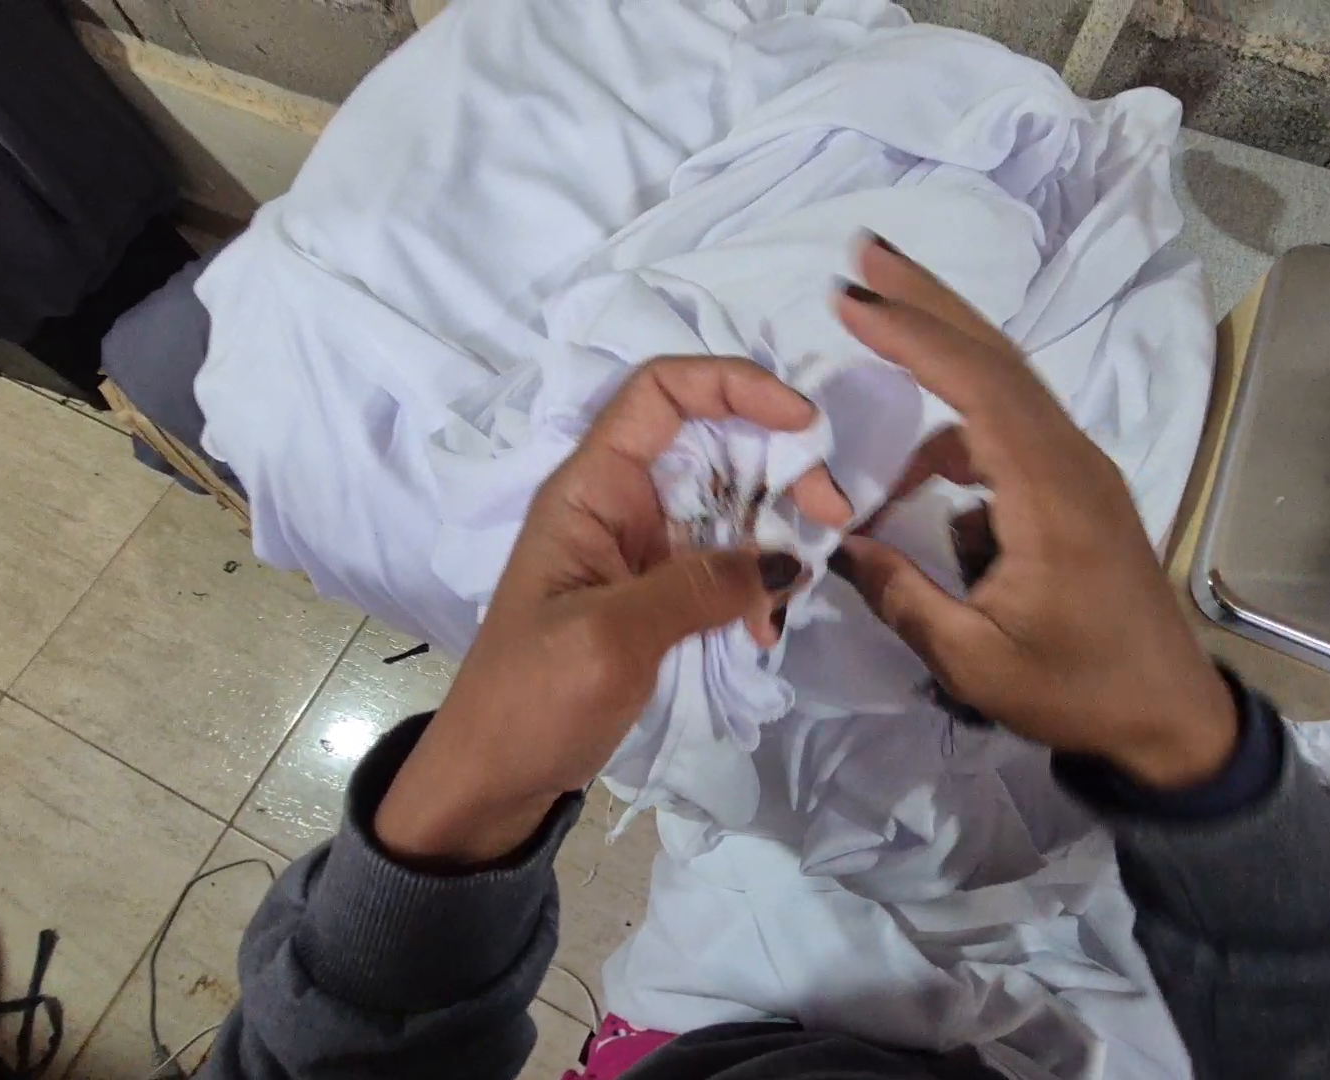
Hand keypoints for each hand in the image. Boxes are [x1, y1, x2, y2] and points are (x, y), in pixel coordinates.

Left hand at [376, 357, 852, 865]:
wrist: (498, 776)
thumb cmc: (533, 698)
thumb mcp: (613, 636)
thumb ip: (700, 587)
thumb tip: (789, 560)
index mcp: (592, 486)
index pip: (662, 392)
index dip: (735, 385)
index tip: (805, 422)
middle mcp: (622, 502)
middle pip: (715, 445)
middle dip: (781, 468)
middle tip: (831, 519)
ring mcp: (646, 549)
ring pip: (732, 506)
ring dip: (778, 537)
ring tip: (794, 597)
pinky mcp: (663, 592)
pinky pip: (729, 564)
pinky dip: (759, 586)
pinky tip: (766, 632)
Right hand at [832, 236, 1235, 788]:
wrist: (1169, 717)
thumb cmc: (1075, 689)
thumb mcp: (971, 659)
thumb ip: (900, 595)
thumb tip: (841, 542)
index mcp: (1050, 494)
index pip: (977, 386)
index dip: (912, 336)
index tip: (850, 301)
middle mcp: (1070, 460)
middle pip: (997, 356)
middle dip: (927, 300)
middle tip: (866, 256)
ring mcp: (1078, 469)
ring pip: (1003, 385)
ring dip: (939, 352)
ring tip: (877, 331)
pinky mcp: (1074, 487)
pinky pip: (1004, 433)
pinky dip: (952, 430)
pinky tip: (919, 473)